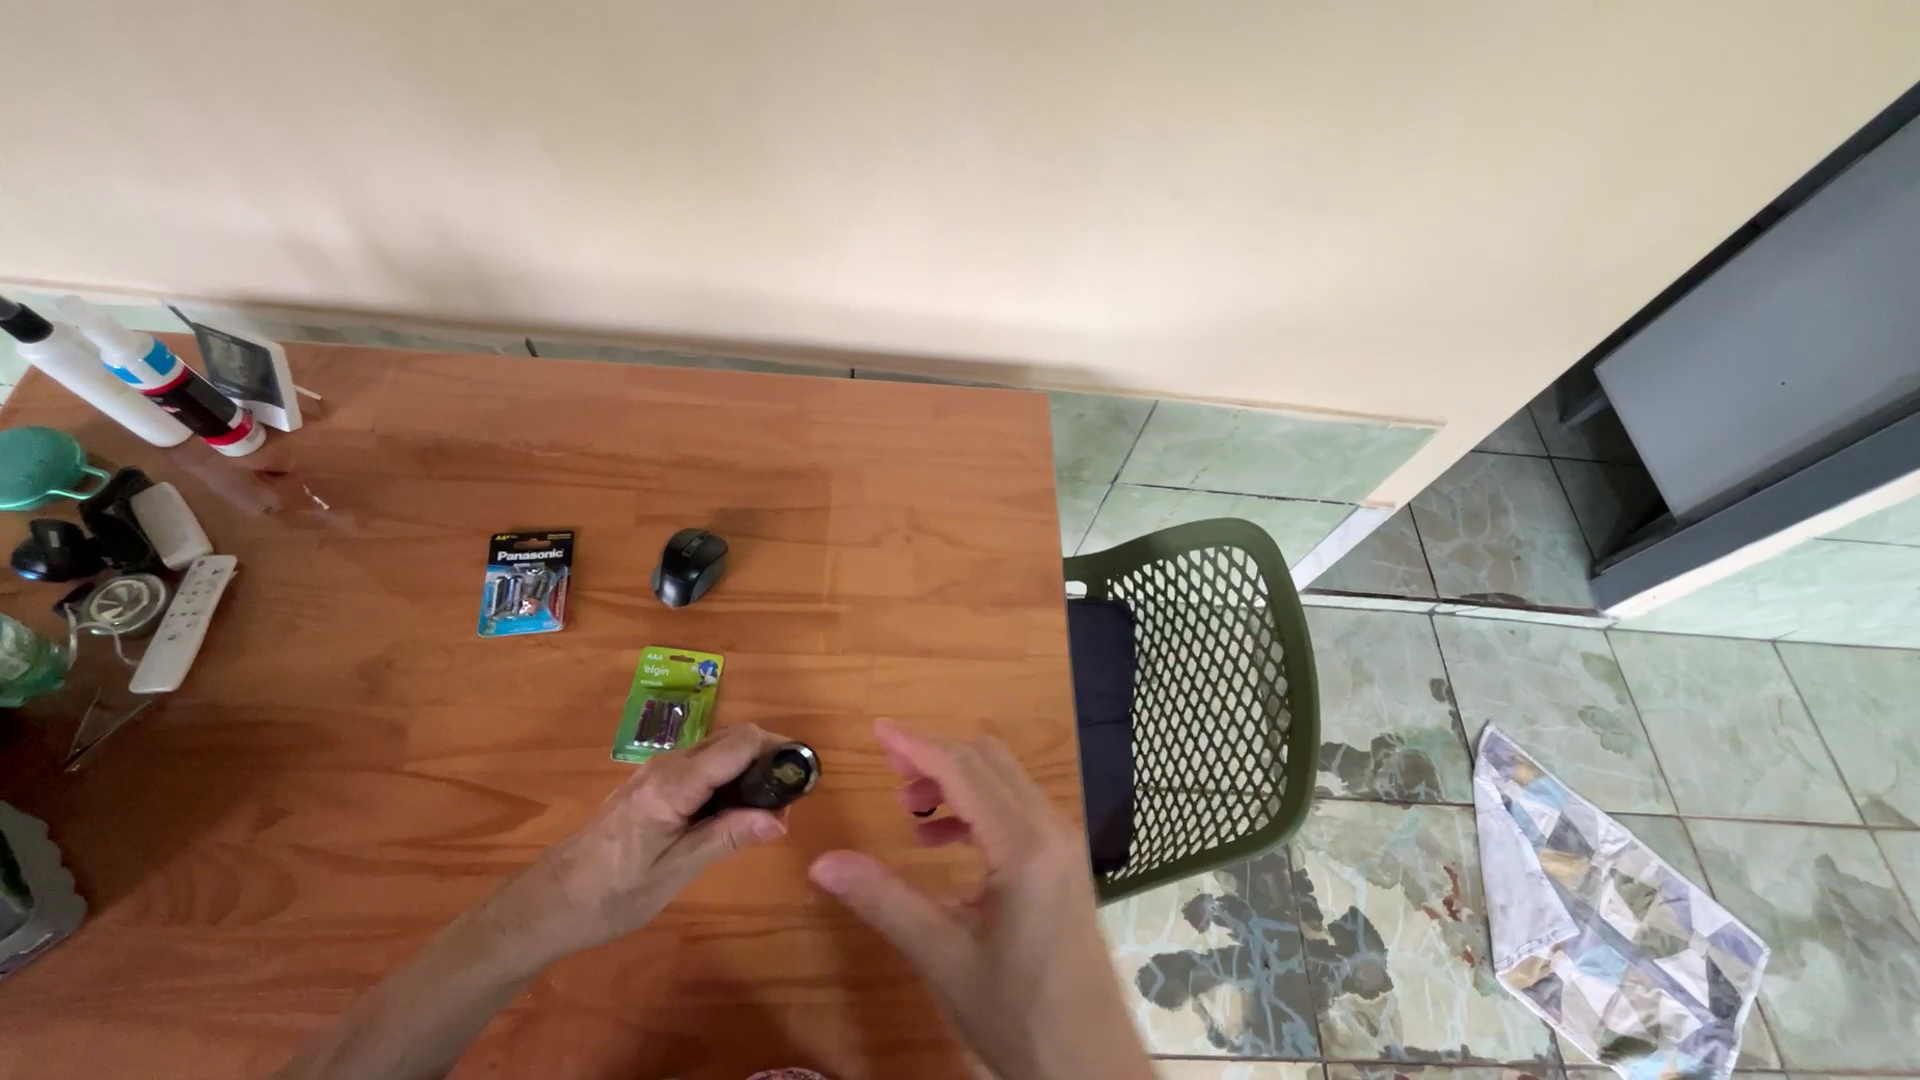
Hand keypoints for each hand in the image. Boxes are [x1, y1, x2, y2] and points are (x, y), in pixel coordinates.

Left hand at [485, 723, 791, 964]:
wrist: (545, 905)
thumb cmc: (609, 895)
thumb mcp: (673, 872)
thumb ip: (726, 838)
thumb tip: (781, 819)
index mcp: (675, 784)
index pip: (740, 744)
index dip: (778, 752)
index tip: (803, 779)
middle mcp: (668, 765)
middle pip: (733, 739)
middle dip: (769, 759)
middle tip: (788, 804)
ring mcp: (657, 772)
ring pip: (719, 750)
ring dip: (750, 769)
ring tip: (768, 812)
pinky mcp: (652, 785)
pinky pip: (702, 765)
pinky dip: (728, 778)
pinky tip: (734, 814)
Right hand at [807, 720, 1153, 1079]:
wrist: (1089, 1064)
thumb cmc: (1016, 1014)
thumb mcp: (942, 957)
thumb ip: (883, 901)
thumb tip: (822, 862)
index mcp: (1024, 845)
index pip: (964, 770)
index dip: (917, 745)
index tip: (876, 731)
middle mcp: (1051, 829)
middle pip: (989, 762)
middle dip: (935, 756)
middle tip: (887, 770)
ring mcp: (1063, 845)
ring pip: (1006, 782)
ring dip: (957, 782)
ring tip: (910, 809)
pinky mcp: (1064, 863)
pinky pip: (1017, 811)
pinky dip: (977, 809)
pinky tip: (944, 845)